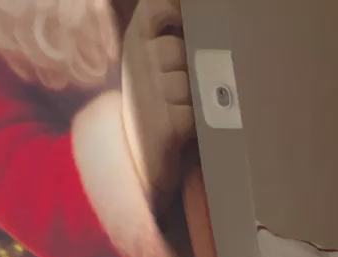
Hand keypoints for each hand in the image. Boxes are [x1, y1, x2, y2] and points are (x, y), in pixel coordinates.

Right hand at [119, 0, 193, 206]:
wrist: (140, 159)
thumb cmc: (156, 107)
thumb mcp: (153, 64)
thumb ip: (169, 37)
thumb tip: (202, 19)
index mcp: (135, 42)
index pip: (156, 8)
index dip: (174, 10)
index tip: (185, 21)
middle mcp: (138, 64)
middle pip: (180, 50)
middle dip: (191, 69)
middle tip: (185, 92)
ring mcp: (150, 94)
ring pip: (191, 82)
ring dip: (197, 100)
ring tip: (186, 113)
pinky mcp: (167, 125)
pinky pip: (197, 113)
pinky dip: (200, 123)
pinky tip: (190, 131)